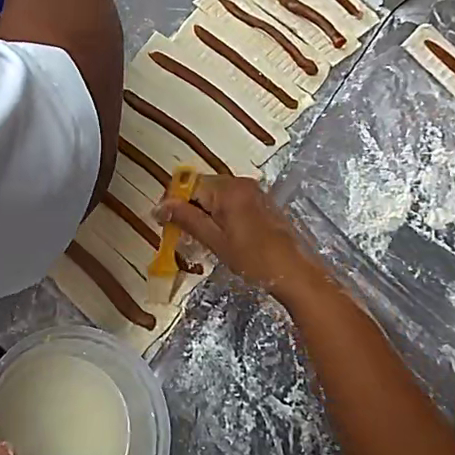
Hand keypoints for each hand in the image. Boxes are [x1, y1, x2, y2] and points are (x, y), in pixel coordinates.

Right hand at [158, 175, 333, 301]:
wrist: (293, 271)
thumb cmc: (254, 259)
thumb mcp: (215, 241)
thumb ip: (187, 220)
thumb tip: (161, 208)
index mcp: (228, 190)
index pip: (189, 185)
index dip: (172, 201)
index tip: (162, 220)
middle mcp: (240, 183)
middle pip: (202, 186)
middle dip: (186, 205)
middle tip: (176, 230)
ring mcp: (252, 191)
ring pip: (215, 193)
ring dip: (201, 210)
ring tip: (194, 235)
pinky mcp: (259, 201)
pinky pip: (230, 199)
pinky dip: (217, 211)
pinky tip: (215, 233)